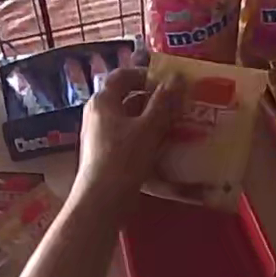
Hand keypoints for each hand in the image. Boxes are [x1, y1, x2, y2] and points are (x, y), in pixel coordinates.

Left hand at [72, 66, 182, 214]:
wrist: (102, 201)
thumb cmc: (123, 160)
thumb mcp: (148, 128)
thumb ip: (164, 102)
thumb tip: (178, 77)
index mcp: (103, 102)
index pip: (123, 76)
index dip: (145, 74)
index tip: (168, 82)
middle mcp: (97, 116)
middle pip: (126, 98)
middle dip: (153, 99)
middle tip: (178, 103)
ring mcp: (99, 137)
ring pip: (128, 120)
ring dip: (151, 120)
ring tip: (177, 123)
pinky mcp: (105, 156)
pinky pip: (127, 139)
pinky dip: (144, 138)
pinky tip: (163, 146)